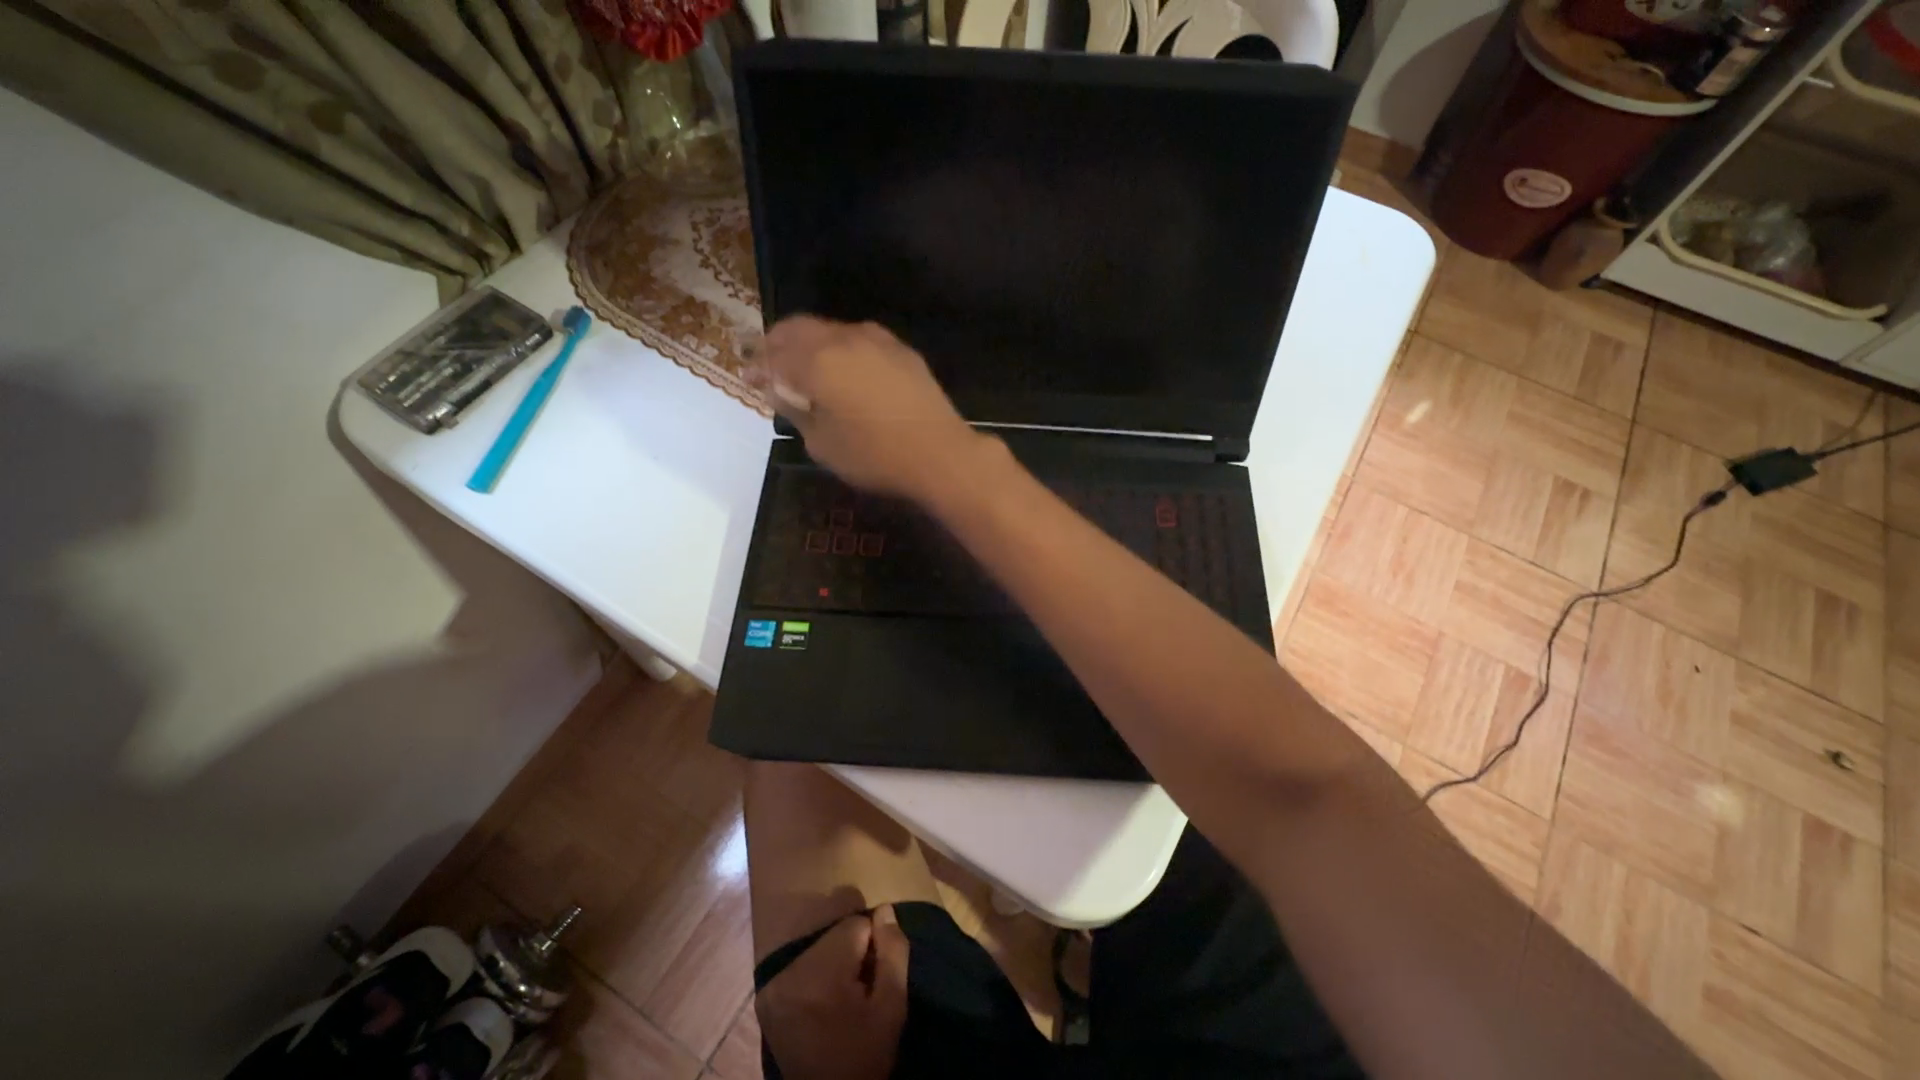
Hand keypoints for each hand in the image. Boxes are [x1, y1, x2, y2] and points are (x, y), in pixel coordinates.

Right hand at [753, 316, 989, 499]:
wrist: (939, 453)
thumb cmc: (874, 455)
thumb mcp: (822, 443)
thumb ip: (795, 410)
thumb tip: (778, 391)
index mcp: (817, 361)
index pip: (773, 354)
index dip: (757, 365)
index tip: (748, 377)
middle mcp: (843, 339)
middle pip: (799, 329)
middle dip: (778, 343)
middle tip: (768, 363)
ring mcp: (876, 340)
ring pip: (830, 330)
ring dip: (810, 343)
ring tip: (804, 366)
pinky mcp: (901, 350)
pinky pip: (859, 339)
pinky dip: (840, 348)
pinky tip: (843, 369)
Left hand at [757, 906, 910, 1079]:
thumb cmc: (865, 1057)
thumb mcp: (892, 1007)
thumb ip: (893, 953)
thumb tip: (886, 910)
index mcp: (820, 975)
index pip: (854, 925)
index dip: (873, 947)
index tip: (874, 979)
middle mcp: (789, 973)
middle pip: (833, 936)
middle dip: (852, 955)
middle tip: (860, 991)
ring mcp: (772, 986)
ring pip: (817, 949)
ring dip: (833, 964)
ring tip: (842, 1000)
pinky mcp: (764, 997)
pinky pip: (799, 966)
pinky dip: (814, 976)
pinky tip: (822, 1004)